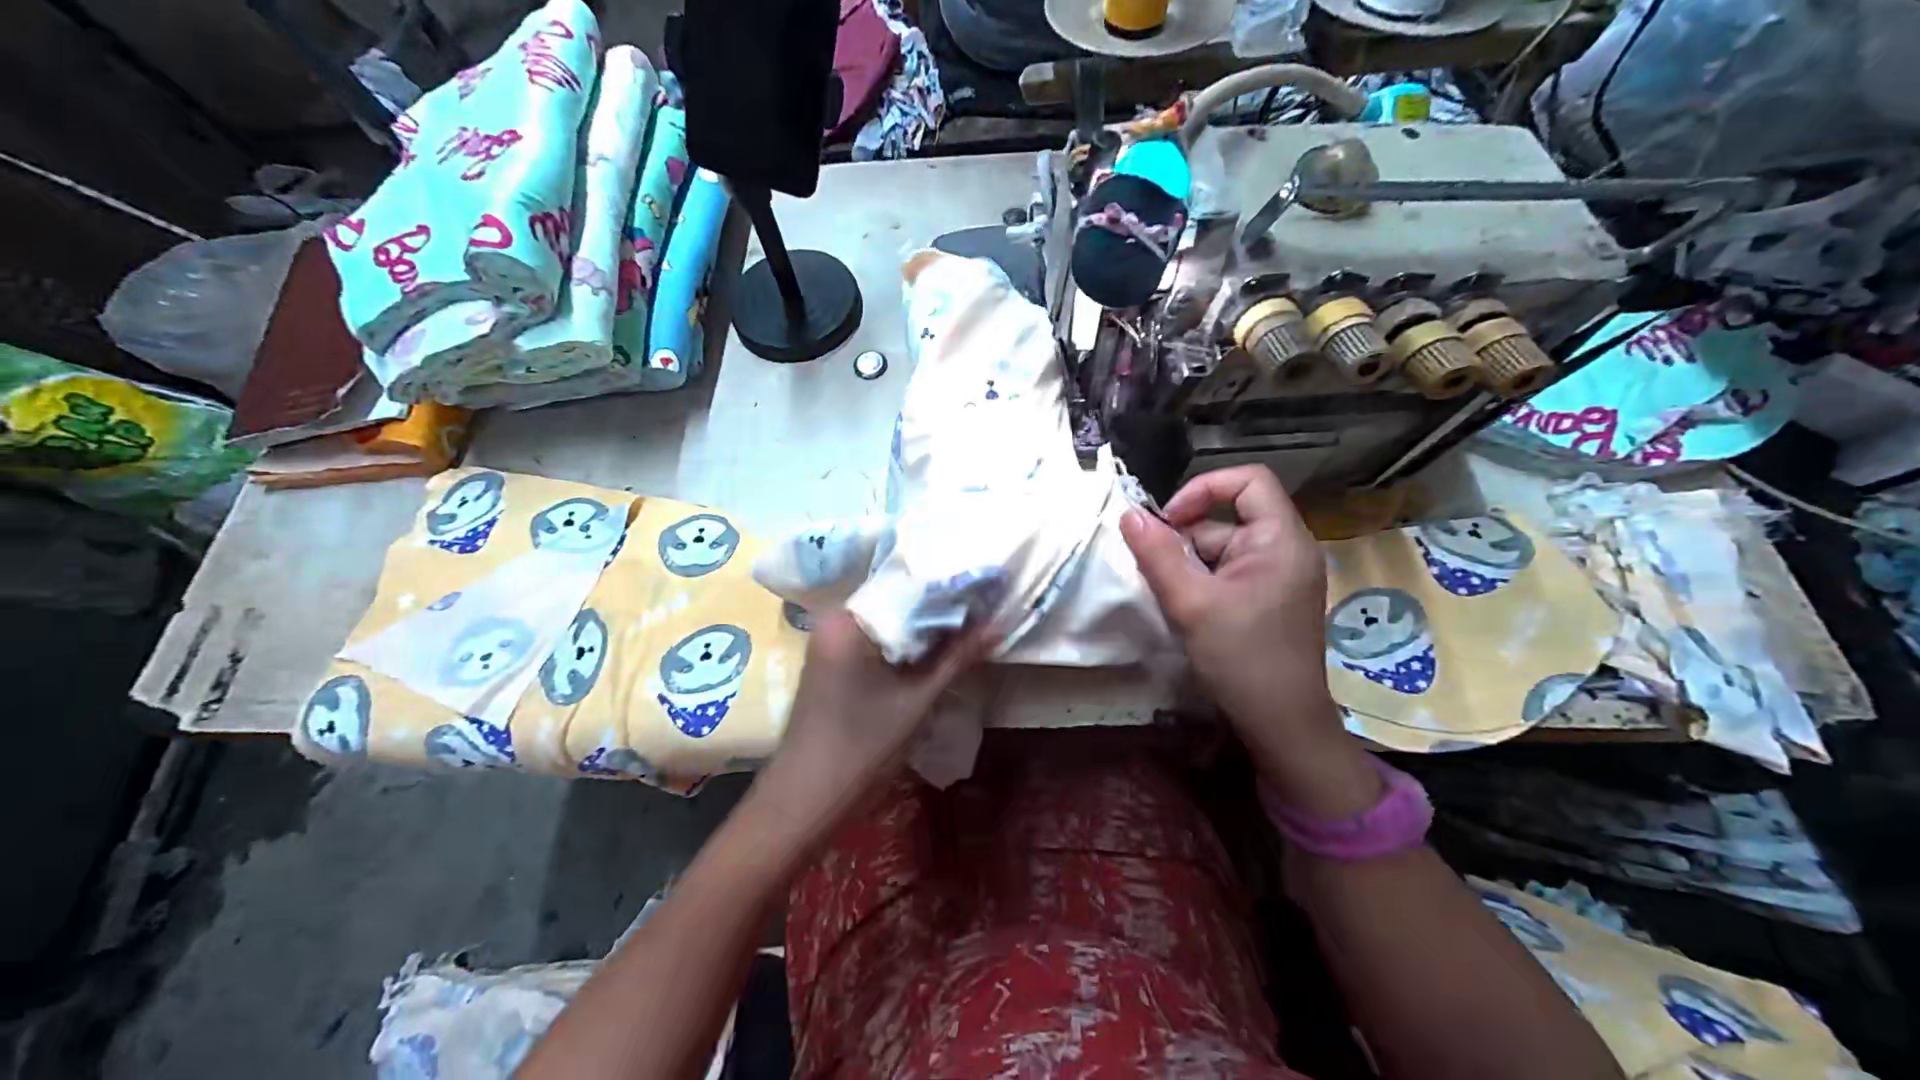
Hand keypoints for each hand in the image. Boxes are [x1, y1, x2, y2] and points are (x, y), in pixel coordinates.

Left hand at [755, 610, 988, 837]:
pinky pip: (876, 641)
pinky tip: (937, 650)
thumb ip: (957, 658)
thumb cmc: (861, 748)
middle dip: (940, 610)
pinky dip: (905, 645)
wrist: (806, 799)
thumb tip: (1000, 624)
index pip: (907, 587)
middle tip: (986, 607)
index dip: (950, 590)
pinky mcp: (833, 663)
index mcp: (847, 620)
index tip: (988, 588)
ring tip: (971, 624)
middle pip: (897, 604)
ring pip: (888, 624)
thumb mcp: (917, 700)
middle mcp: (833, 621)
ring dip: (925, 629)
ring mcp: (830, 643)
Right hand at [1120, 465, 1378, 817]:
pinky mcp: (1271, 598)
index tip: (1168, 521)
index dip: (1203, 488)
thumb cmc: (1242, 659)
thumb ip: (1157, 555)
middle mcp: (1288, 549)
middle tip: (1157, 571)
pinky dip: (1203, 582)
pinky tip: (1187, 609)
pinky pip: (1230, 572)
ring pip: (1223, 548)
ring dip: (1190, 565)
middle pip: (1228, 517)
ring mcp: (1281, 576)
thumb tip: (1128, 514)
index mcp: (1282, 540)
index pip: (1249, 480)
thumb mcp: (1191, 603)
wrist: (1282, 724)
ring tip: (1172, 598)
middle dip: (1186, 539)